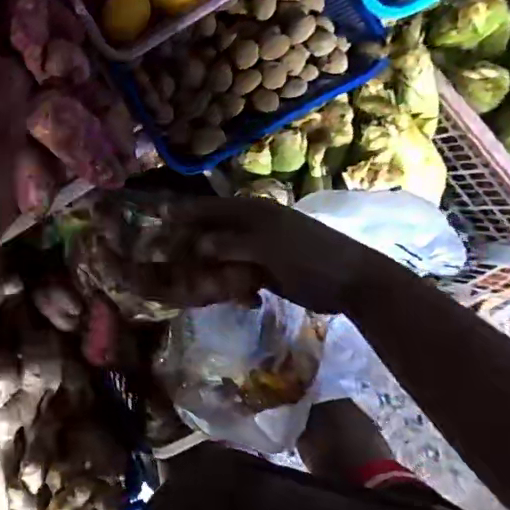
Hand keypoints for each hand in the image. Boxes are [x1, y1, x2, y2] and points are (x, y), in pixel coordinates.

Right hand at [141, 195, 379, 313]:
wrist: (353, 282)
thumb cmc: (311, 256)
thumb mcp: (268, 247)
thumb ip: (230, 244)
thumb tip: (197, 245)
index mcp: (252, 211)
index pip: (207, 208)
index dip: (182, 215)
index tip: (156, 226)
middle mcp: (251, 226)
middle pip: (211, 234)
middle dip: (193, 250)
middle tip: (172, 267)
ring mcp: (260, 249)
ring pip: (223, 258)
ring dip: (213, 273)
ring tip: (203, 290)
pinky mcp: (267, 272)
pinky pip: (239, 276)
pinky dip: (235, 287)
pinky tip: (242, 300)